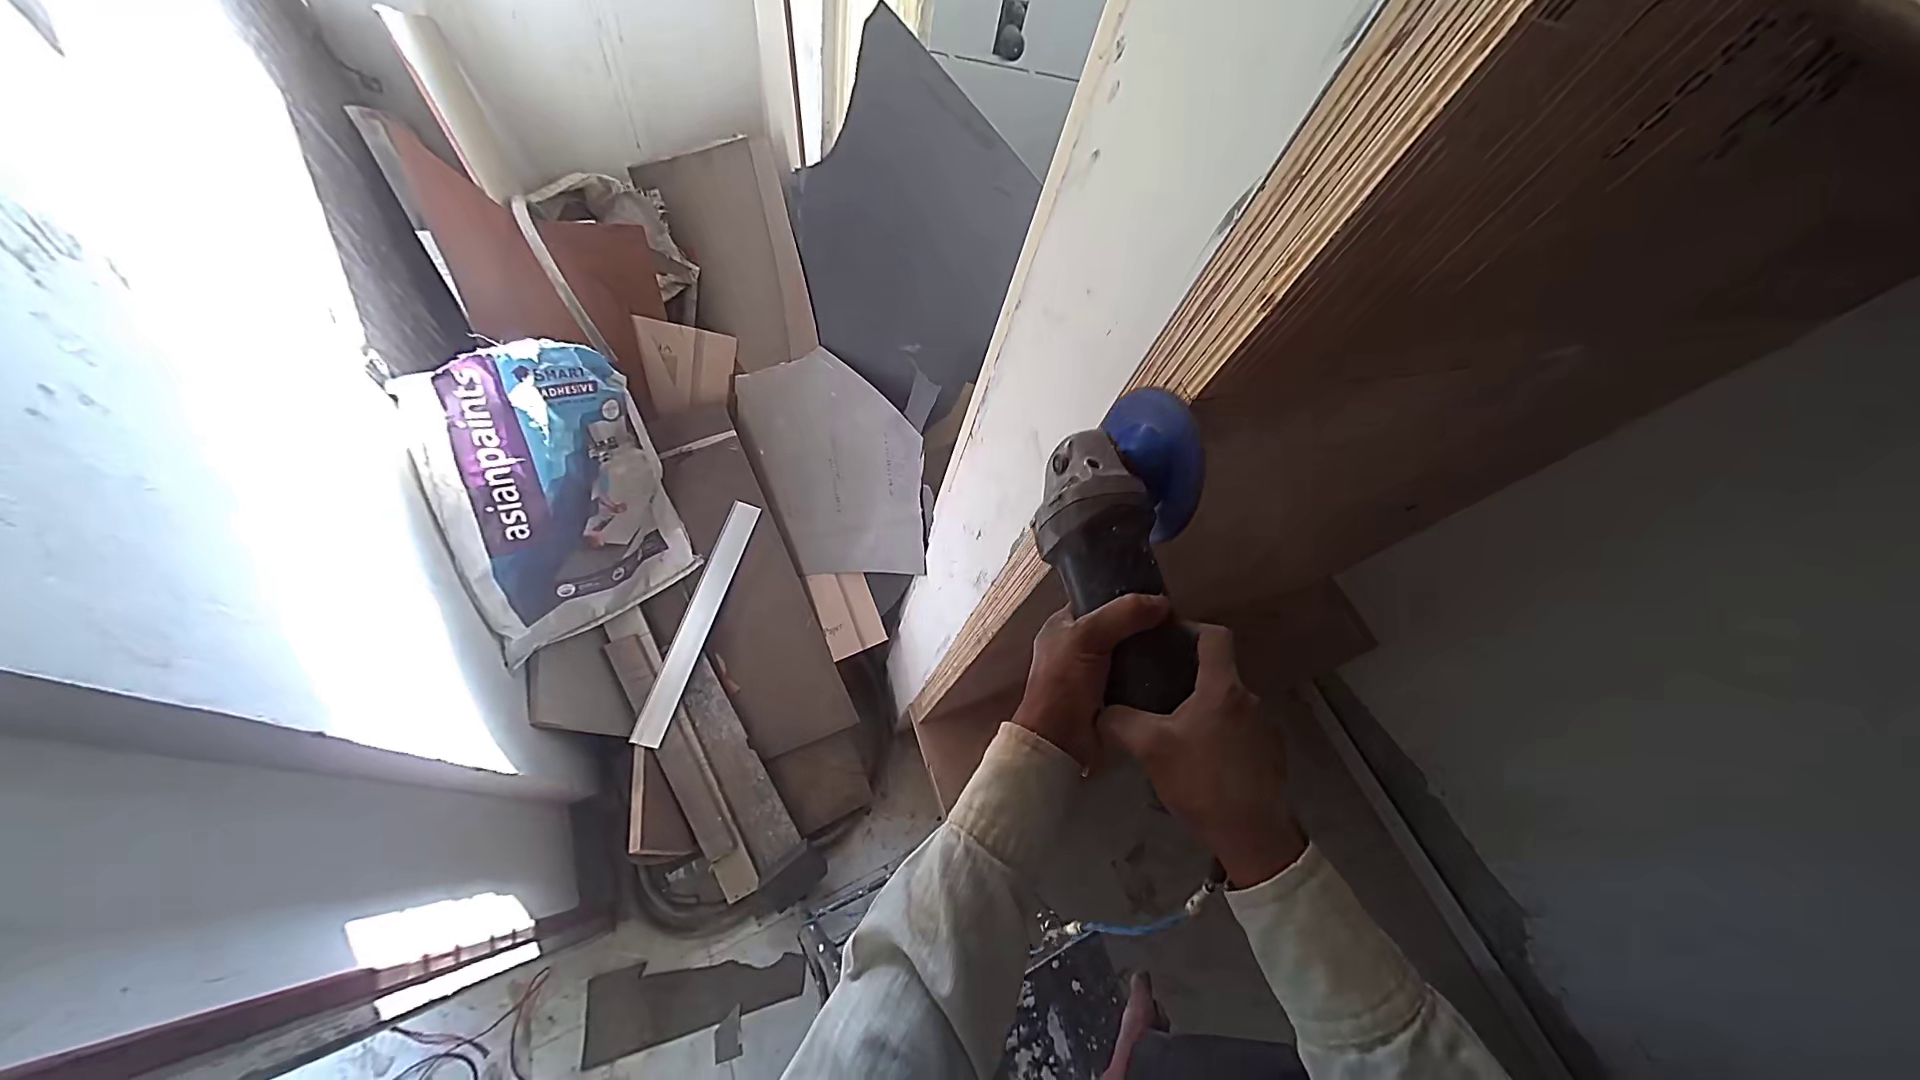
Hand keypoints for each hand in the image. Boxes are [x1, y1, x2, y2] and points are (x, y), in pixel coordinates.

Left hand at [1013, 594, 1171, 768]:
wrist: (1061, 743)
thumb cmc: (1063, 685)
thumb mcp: (1086, 637)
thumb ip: (1121, 615)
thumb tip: (1162, 603)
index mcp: (1063, 625)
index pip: (1097, 599)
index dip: (1124, 595)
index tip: (1157, 597)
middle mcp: (1078, 646)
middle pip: (1118, 626)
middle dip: (1144, 625)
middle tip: (1177, 624)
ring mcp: (1095, 672)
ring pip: (1131, 652)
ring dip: (1152, 651)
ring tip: (1184, 645)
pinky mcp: (1112, 696)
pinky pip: (1138, 677)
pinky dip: (1153, 674)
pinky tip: (1176, 670)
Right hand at [1098, 623, 1306, 886]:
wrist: (1253, 837)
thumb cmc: (1201, 781)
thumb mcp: (1149, 748)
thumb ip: (1119, 721)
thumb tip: (1101, 712)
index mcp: (1223, 688)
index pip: (1215, 635)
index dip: (1189, 628)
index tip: (1164, 637)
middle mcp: (1249, 700)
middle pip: (1219, 669)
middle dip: (1187, 672)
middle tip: (1154, 684)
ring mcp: (1265, 728)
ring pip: (1226, 702)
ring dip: (1201, 705)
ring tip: (1170, 724)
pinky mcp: (1270, 755)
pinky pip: (1238, 728)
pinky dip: (1217, 731)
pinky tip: (1196, 756)